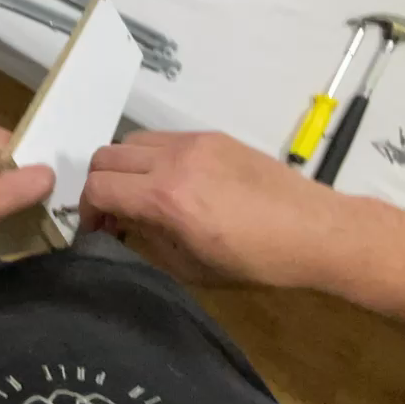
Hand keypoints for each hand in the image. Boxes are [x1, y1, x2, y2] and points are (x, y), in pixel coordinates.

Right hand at [79, 131, 359, 288]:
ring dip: (122, 167)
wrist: (318, 231)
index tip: (96, 228)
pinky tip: (170, 181)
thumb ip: (146, 241)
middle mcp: (172, 161)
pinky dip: (150, 157)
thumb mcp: (191, 268)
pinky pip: (161, 138)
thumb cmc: (257, 262)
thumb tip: (122, 224)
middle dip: (98, 185)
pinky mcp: (210, 136)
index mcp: (166, 198)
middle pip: (104, 158)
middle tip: (112, 211)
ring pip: (129, 142)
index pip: (98, 188)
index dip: (86, 210)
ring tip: (139, 193)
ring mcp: (192, 143)